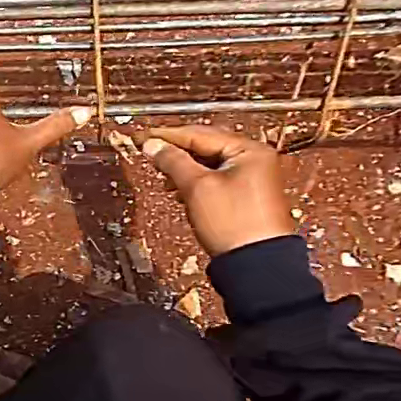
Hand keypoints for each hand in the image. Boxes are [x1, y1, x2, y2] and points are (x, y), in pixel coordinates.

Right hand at [140, 125, 293, 255]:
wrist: (257, 266)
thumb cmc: (233, 223)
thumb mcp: (197, 187)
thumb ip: (173, 161)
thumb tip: (152, 144)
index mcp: (249, 150)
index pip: (200, 134)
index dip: (167, 136)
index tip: (143, 137)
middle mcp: (254, 159)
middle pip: (206, 146)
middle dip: (176, 151)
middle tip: (149, 151)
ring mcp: (253, 178)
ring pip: (209, 163)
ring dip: (184, 167)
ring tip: (162, 173)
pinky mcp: (247, 195)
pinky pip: (216, 178)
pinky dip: (196, 181)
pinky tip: (179, 189)